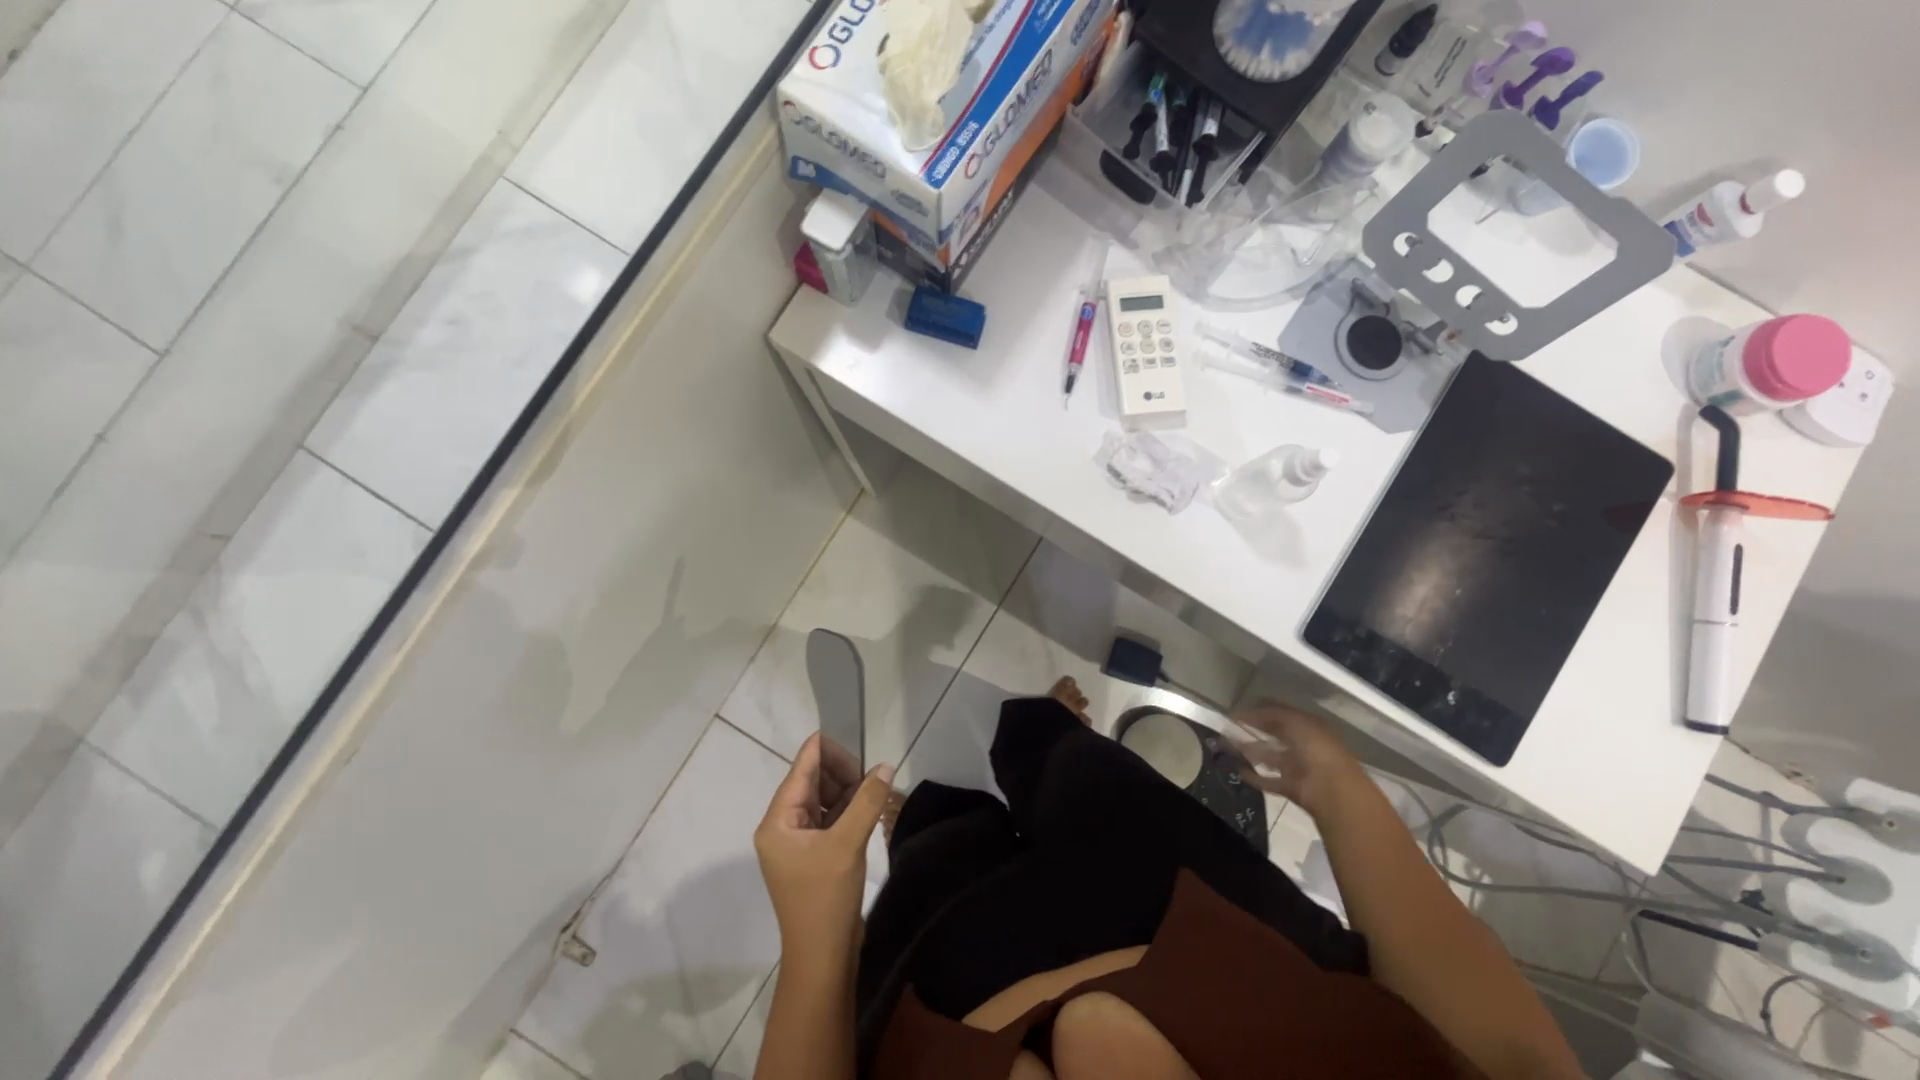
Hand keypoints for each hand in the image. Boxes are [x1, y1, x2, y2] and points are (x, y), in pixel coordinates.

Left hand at [754, 733, 894, 957]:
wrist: (822, 956)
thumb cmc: (826, 897)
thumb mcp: (848, 844)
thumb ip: (867, 801)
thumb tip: (886, 765)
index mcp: (777, 822)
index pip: (800, 771)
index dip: (824, 751)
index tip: (853, 739)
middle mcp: (781, 828)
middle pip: (810, 783)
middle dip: (840, 773)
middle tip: (871, 778)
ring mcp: (797, 844)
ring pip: (822, 802)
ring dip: (846, 792)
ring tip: (874, 791)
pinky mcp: (813, 857)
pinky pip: (828, 821)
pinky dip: (847, 811)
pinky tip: (868, 808)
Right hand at [1229, 703, 1367, 815]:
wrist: (1332, 787)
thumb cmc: (1316, 747)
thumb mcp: (1294, 721)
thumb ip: (1270, 715)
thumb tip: (1245, 712)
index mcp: (1309, 726)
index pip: (1281, 713)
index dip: (1260, 709)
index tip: (1238, 708)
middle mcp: (1303, 745)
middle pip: (1274, 734)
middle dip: (1253, 729)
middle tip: (1229, 726)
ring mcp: (1297, 767)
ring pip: (1269, 756)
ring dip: (1250, 751)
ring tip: (1227, 746)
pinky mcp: (1290, 787)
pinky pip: (1268, 781)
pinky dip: (1254, 777)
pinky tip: (1239, 771)